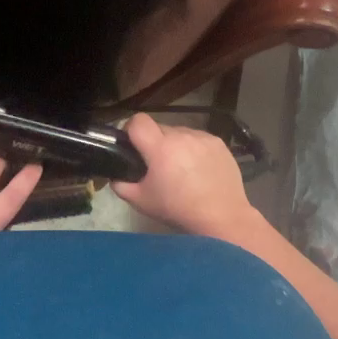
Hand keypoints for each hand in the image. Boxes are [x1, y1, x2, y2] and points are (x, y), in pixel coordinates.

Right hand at [111, 113, 260, 238]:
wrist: (221, 217)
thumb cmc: (178, 209)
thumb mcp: (141, 202)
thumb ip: (121, 186)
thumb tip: (116, 176)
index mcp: (160, 148)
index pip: (137, 121)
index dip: (131, 130)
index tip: (132, 146)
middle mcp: (182, 135)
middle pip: (159, 128)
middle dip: (154, 142)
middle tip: (157, 165)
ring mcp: (203, 137)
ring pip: (180, 133)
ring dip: (175, 145)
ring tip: (181, 168)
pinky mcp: (219, 143)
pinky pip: (198, 139)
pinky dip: (193, 149)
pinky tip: (199, 169)